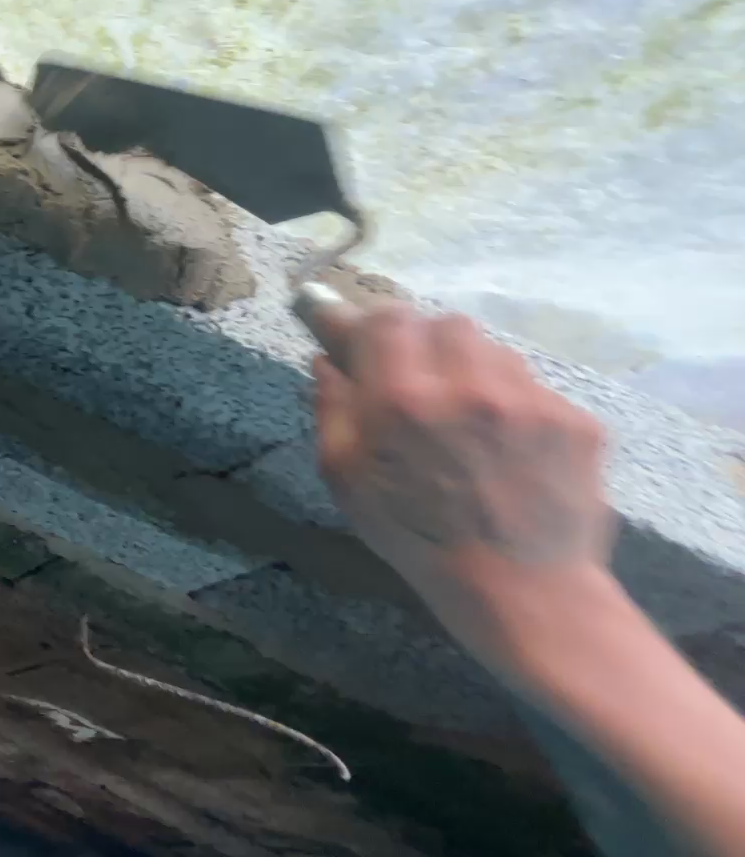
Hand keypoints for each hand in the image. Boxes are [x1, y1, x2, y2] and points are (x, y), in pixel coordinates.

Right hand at [312, 304, 614, 663]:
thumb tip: (326, 360)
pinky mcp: (576, 420)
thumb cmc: (408, 529)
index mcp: (400, 399)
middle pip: (443, 323)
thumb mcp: (340, 472)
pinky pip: (530, 383)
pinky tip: (497, 436)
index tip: (347, 323)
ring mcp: (530, 401)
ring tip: (457, 405)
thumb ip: (330, 407)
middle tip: (408, 371)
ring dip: (464, 365)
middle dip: (419, 340)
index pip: (385, 320)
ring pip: (491, 349)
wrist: (517, 585)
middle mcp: (467, 387)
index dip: (364, 318)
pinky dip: (504, 396)